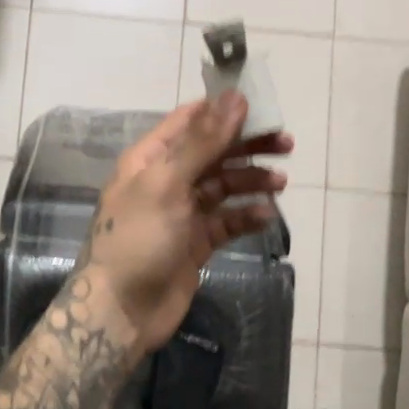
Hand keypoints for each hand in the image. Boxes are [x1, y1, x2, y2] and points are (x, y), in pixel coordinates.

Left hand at [78, 92, 293, 352]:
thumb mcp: (167, 183)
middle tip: (286, 143)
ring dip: (251, 180)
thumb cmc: (138, 238)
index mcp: (149, 159)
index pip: (189, 121)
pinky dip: (247, 215)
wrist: (122, 310)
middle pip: (212, 152)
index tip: (262, 105)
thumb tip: (234, 99)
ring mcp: (181, 213)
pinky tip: (267, 215)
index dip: (223, 110)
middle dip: (247, 146)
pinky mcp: (195, 243)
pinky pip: (227, 220)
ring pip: (223, 186)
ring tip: (280, 183)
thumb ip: (202, 142)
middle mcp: (165, 180)